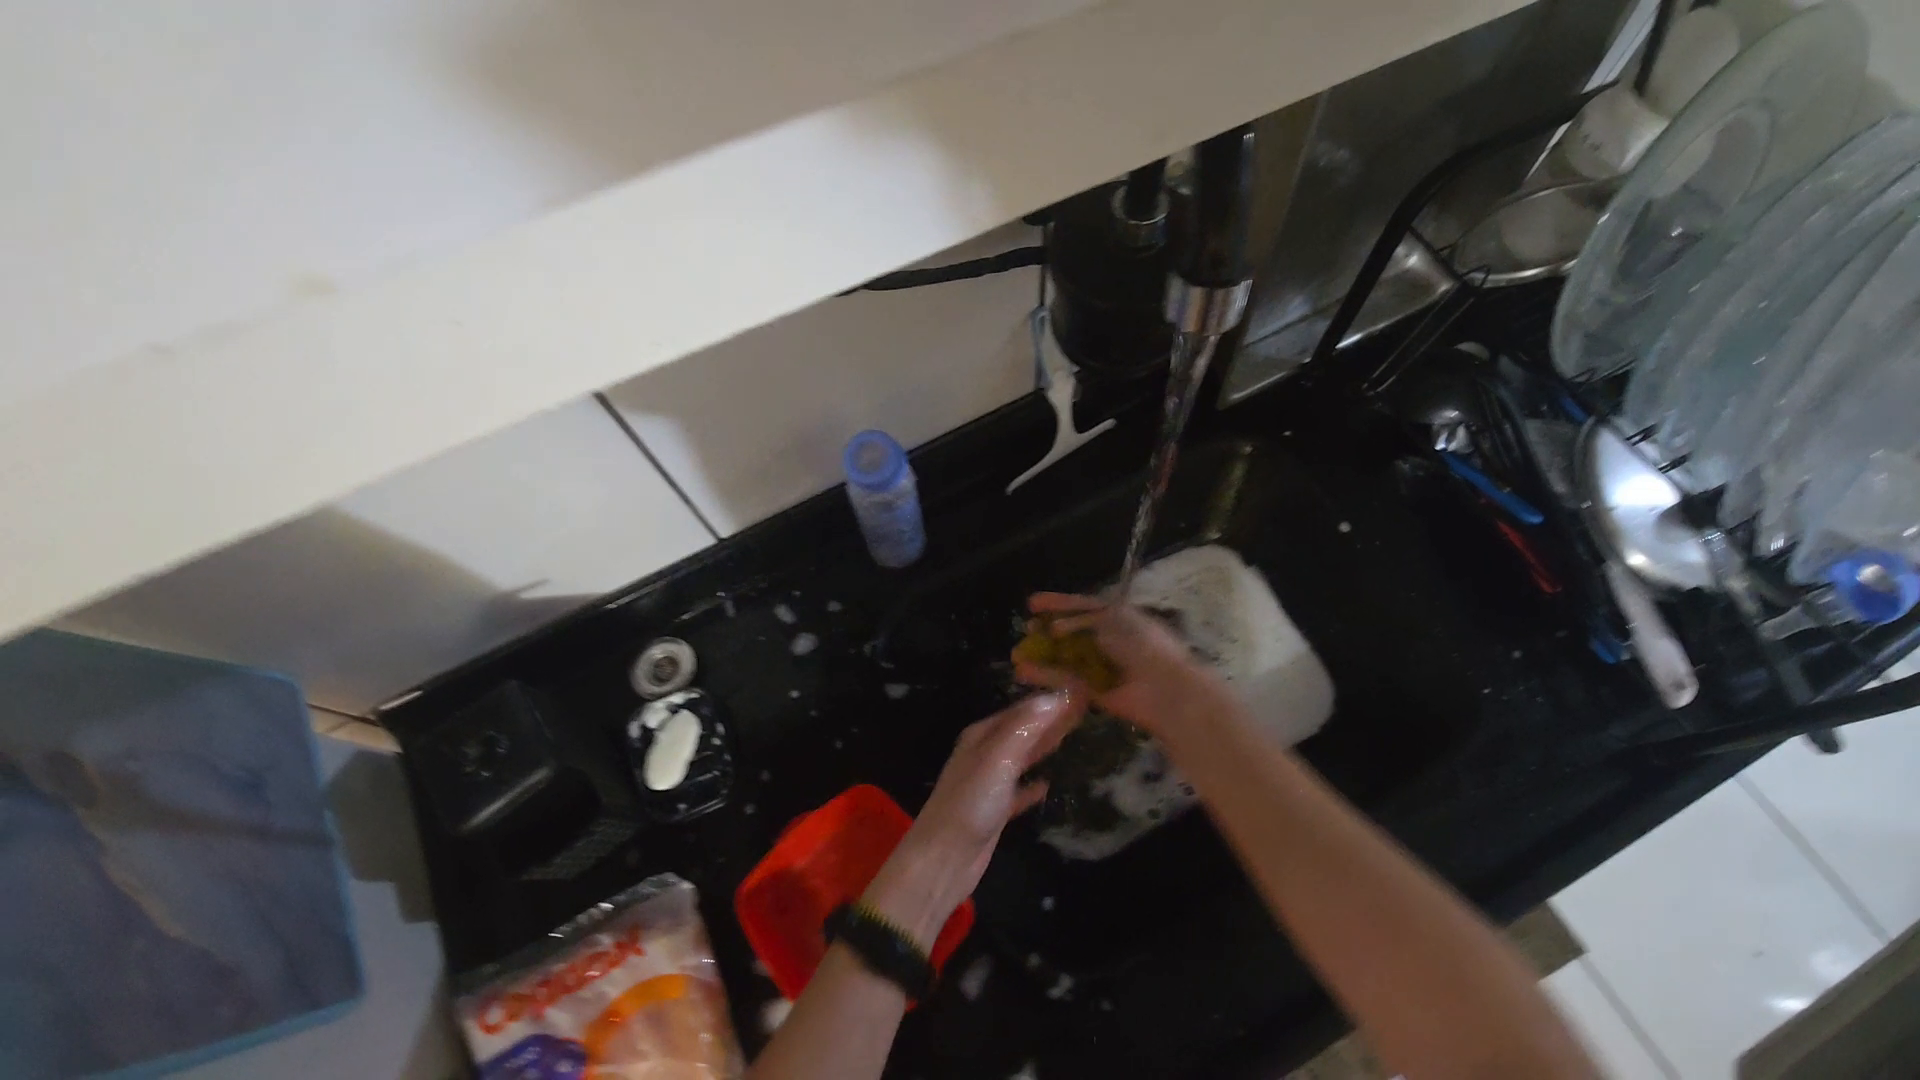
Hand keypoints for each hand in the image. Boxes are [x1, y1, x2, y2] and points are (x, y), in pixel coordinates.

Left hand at [860, 692, 1081, 948]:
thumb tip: (1055, 697)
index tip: (1081, 691)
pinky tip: (1048, 785)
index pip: (1021, 710)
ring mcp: (988, 783)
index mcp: (982, 736)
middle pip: (1022, 730)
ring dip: (1043, 746)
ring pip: (1022, 757)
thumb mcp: (998, 759)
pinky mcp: (994, 811)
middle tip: (1084, 710)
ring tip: (1072, 737)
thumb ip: (1024, 728)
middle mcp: (984, 754)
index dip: (1049, 700)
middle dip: (1050, 720)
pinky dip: (1033, 784)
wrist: (944, 858)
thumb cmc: (970, 803)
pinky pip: (1018, 791)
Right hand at [1013, 592, 1230, 738]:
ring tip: (1017, 653)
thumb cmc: (1142, 644)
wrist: (1165, 687)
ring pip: (1065, 657)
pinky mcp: (1093, 691)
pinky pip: (1066, 680)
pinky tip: (1024, 670)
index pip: (1082, 605)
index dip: (1058, 603)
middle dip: (1047, 630)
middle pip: (1071, 633)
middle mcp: (1109, 640)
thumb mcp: (1111, 619)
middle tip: (1025, 629)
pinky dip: (1046, 675)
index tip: (1032, 603)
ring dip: (1042, 654)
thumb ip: (1081, 619)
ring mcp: (1101, 666)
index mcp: (1118, 617)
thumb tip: (1055, 628)